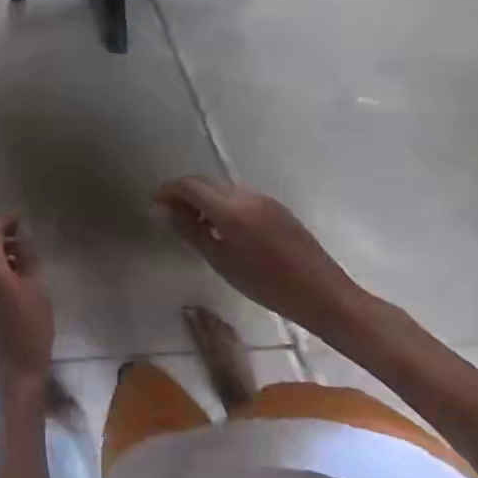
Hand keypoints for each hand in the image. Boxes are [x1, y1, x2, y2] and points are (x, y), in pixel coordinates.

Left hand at [0, 213, 53, 388]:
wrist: (16, 366)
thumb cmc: (31, 325)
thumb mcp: (36, 286)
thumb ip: (28, 256)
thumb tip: (23, 234)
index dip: (5, 221)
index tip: (22, 217)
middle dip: (3, 233)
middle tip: (26, 230)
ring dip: (3, 248)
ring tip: (27, 249)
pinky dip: (1, 262)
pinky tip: (20, 269)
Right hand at [156, 177, 373, 336]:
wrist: (323, 294)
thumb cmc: (267, 285)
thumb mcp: (221, 261)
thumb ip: (190, 231)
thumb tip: (164, 210)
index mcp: (230, 209)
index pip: (190, 186)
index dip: (168, 191)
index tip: (155, 204)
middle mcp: (246, 196)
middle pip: (206, 182)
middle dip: (184, 193)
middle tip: (170, 215)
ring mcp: (265, 200)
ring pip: (224, 188)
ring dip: (204, 198)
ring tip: (195, 224)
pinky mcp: (277, 208)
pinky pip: (240, 196)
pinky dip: (223, 204)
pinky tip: (222, 229)